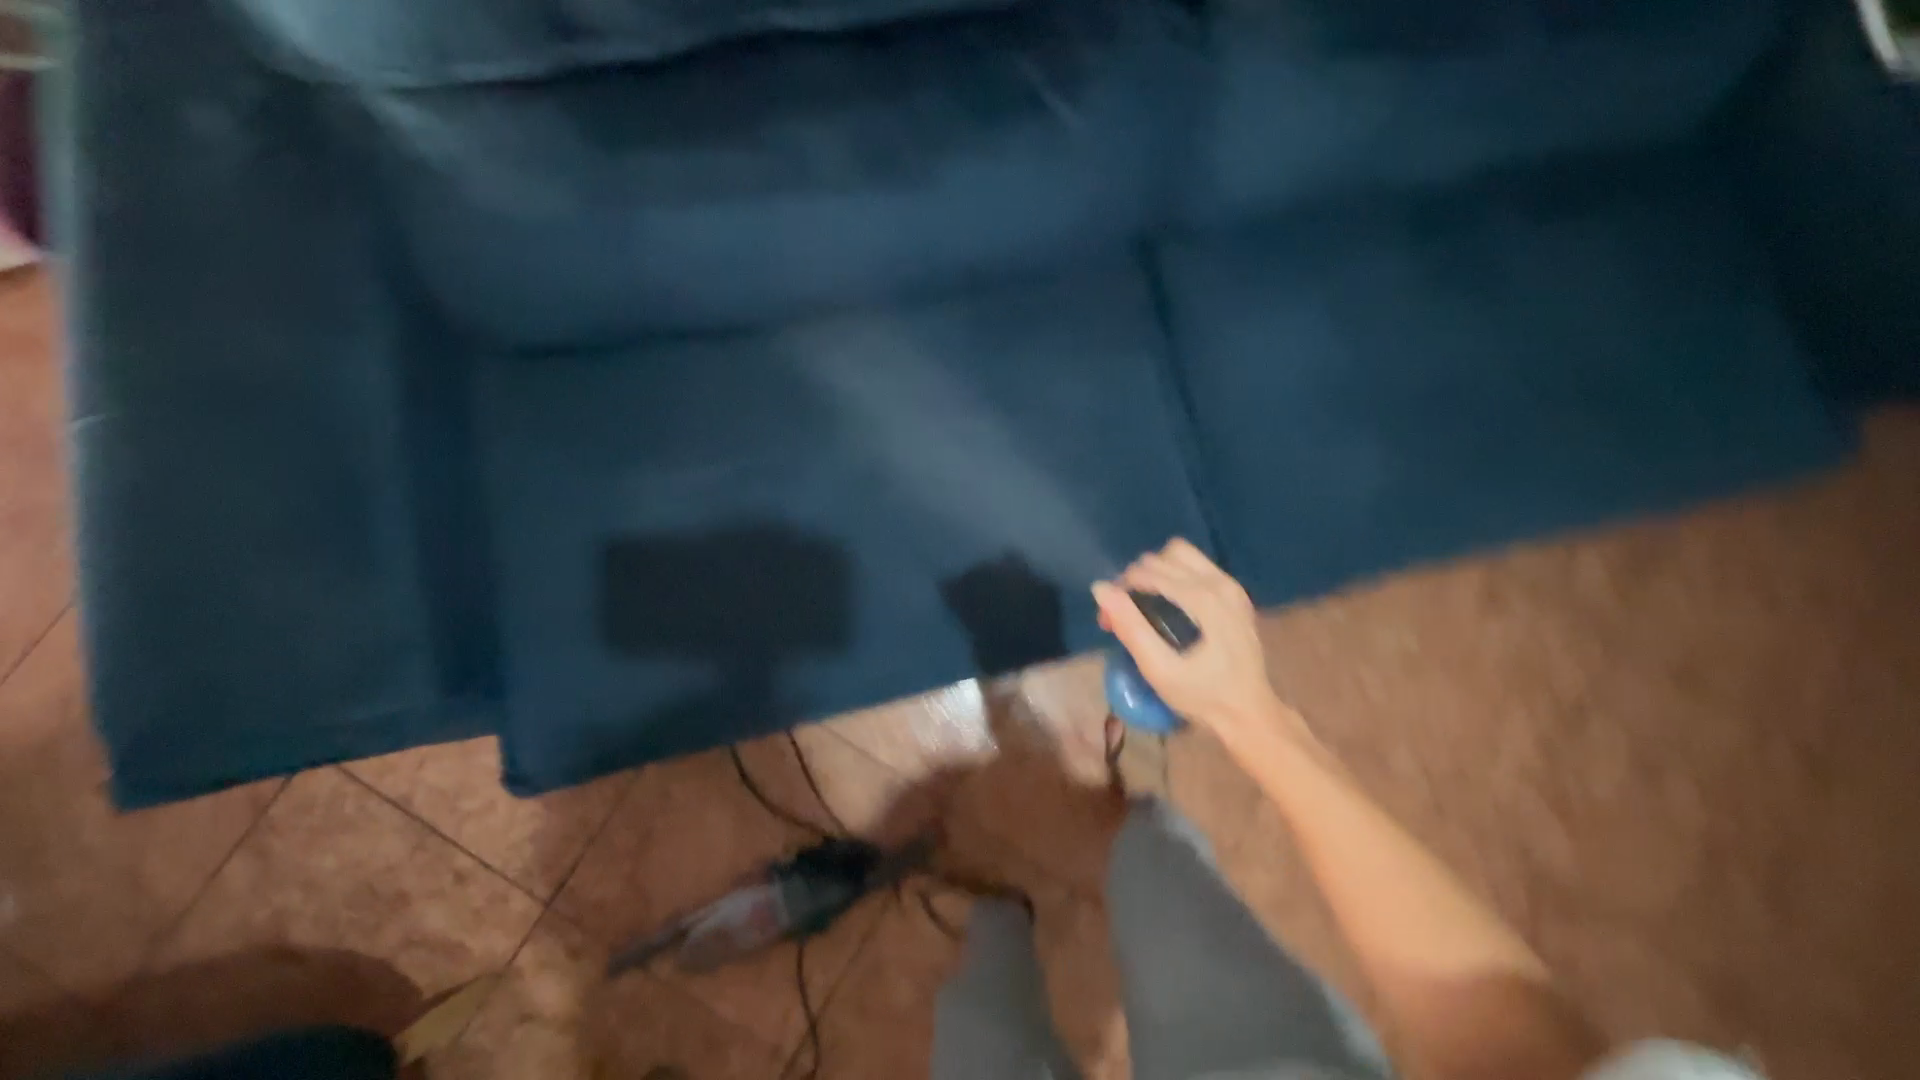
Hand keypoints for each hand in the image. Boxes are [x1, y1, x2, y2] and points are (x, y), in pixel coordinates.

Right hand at [1092, 539, 1288, 739]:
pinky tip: (1171, 605)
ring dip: (1156, 572)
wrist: (1249, 712)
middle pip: (1161, 558)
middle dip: (1134, 581)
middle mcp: (1218, 582)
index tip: (1108, 622)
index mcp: (1202, 598)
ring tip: (1146, 603)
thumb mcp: (1159, 669)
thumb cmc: (1202, 695)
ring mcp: (1230, 585)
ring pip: (1180, 554)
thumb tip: (1100, 588)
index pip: (1146, 572)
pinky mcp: (1236, 593)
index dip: (1119, 592)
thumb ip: (1130, 627)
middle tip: (1123, 616)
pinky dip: (1176, 576)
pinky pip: (1198, 566)